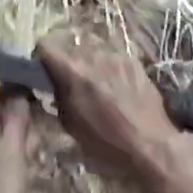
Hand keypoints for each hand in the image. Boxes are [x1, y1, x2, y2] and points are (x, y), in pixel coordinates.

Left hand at [0, 89, 34, 192]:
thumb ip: (17, 112)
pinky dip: (25, 157)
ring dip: (30, 139)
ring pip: (14, 134)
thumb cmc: (0, 190)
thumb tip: (19, 81)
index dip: (24, 88)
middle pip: (9, 111)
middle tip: (42, 132)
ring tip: (39, 154)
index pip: (2, 90)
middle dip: (29, 118)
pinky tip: (34, 170)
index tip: (47, 94)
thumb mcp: (14, 145)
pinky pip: (13, 154)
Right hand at [35, 33, 192, 192]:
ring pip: (93, 51)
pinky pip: (112, 57)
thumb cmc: (108, 145)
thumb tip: (51, 85)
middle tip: (69, 84)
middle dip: (67, 63)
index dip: (40, 58)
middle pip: (71, 48)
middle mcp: (95, 56)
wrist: (151, 145)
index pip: (46, 47)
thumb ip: (59, 99)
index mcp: (75, 73)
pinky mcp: (134, 60)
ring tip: (95, 86)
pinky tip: (115, 88)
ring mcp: (117, 56)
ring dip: (88, 64)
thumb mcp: (72, 127)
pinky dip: (108, 68)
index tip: (42, 71)